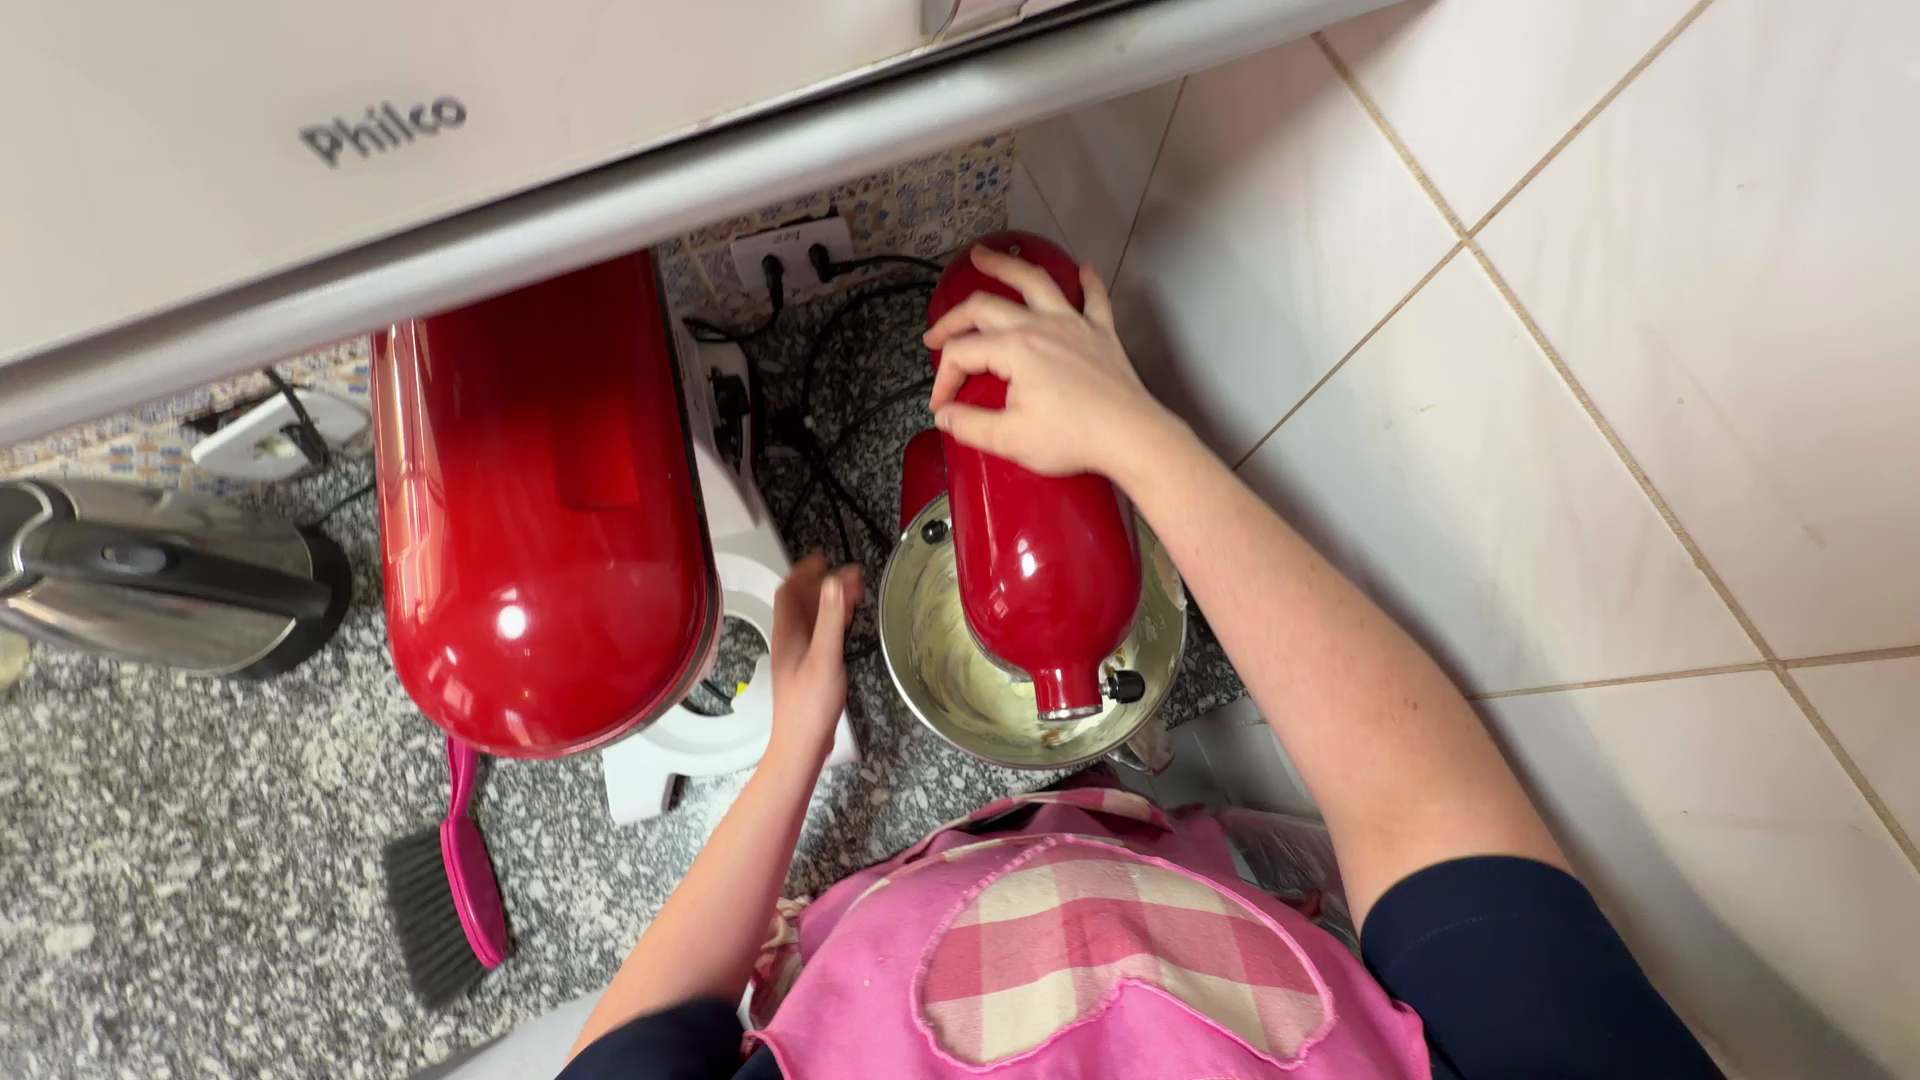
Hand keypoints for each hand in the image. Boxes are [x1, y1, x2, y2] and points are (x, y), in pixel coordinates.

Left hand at [768, 554, 863, 763]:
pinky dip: (832, 621)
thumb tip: (834, 582)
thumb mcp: (825, 656)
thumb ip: (830, 619)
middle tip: (851, 576)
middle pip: (802, 602)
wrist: (801, 744)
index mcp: (787, 633)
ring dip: (829, 602)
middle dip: (824, 584)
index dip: (805, 571)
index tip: (825, 559)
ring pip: (811, 619)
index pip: (789, 591)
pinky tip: (845, 624)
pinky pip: (819, 635)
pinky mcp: (809, 669)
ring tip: (853, 593)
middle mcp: (789, 640)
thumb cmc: (811, 704)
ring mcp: (798, 655)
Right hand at [923, 247, 1177, 477]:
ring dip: (1006, 266)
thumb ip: (969, 425)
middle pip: (986, 308)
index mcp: (1015, 349)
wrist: (1130, 437)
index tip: (942, 406)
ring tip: (983, 255)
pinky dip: (1087, 282)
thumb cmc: (1072, 438)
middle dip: (954, 318)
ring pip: (1035, 282)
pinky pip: (1094, 299)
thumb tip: (944, 416)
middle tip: (936, 331)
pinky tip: (1083, 270)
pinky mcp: (1101, 334)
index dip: (944, 379)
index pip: (962, 354)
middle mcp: (1040, 326)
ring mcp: (1074, 325)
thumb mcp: (1009, 439)